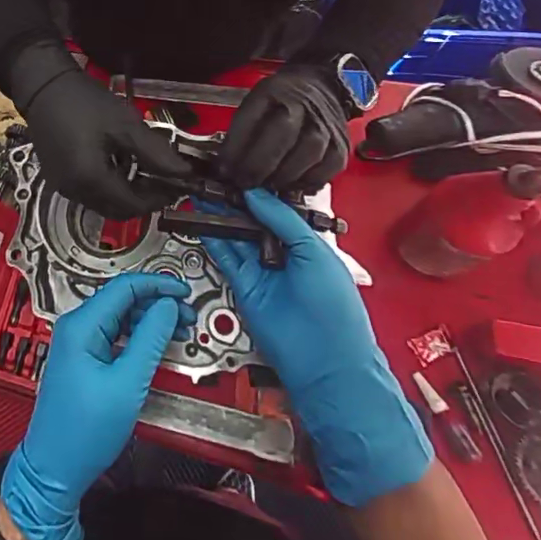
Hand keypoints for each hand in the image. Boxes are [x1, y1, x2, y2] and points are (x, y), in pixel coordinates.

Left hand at [1, 274, 193, 539]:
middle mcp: (76, 328)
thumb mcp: (127, 383)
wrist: (55, 467)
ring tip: (178, 332)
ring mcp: (77, 343)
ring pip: (120, 317)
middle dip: (158, 304)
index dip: (158, 285)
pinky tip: (156, 346)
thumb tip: (168, 308)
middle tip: (187, 317)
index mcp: (81, 327)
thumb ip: (150, 340)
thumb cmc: (83, 431)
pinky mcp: (83, 358)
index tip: (183, 292)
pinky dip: (138, 337)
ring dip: (150, 320)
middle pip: (122, 300)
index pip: (124, 287)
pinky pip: (114, 335)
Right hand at [21, 66, 191, 219]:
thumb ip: (157, 154)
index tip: (177, 185)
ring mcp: (62, 187)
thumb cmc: (85, 103)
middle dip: (143, 199)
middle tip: (163, 178)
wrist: (43, 86)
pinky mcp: (57, 179)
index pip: (133, 206)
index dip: (159, 199)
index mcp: (91, 180)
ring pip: (103, 204)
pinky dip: (109, 187)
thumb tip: (185, 174)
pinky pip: (89, 193)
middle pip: (118, 211)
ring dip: (126, 193)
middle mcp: (74, 192)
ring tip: (142, 168)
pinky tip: (118, 163)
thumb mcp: (126, 125)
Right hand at [202, 189, 430, 505]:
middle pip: (252, 222)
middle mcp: (284, 256)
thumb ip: (284, 221)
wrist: (326, 363)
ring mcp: (263, 273)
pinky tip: (204, 223)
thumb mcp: (316, 253)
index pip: (277, 211)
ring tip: (205, 197)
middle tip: (216, 183)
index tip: (241, 176)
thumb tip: (258, 196)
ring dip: (220, 218)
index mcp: (308, 245)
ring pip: (236, 238)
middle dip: (235, 204)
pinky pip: (225, 259)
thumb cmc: (336, 314)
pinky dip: (213, 241)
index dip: (258, 194)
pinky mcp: (245, 289)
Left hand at [218, 63, 352, 190]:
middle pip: (282, 135)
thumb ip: (240, 133)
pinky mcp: (341, 147)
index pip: (252, 119)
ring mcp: (326, 126)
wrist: (320, 87)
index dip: (236, 148)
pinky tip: (290, 188)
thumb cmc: (280, 101)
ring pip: (307, 153)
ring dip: (281, 176)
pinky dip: (305, 183)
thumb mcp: (254, 104)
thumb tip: (226, 169)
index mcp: (273, 92)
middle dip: (258, 164)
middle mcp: (303, 106)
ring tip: (265, 187)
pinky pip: (326, 170)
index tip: (224, 169)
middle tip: (243, 183)